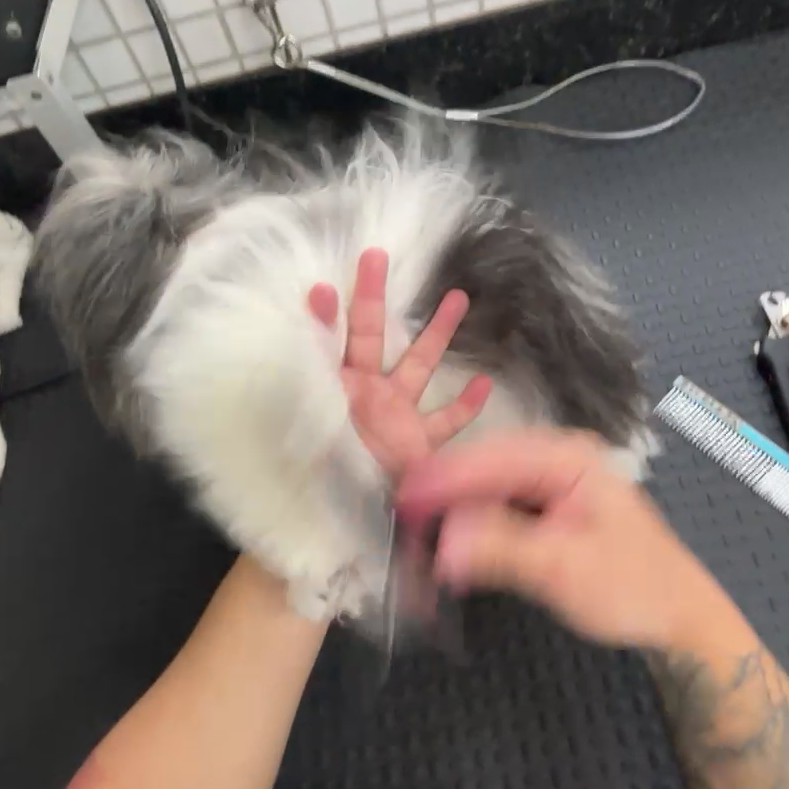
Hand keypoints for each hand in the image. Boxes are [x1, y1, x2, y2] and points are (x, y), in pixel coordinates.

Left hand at [309, 248, 492, 478]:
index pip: (326, 345)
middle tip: (375, 254)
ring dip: (437, 332)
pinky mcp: (418, 444)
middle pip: (369, 335)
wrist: (352, 534)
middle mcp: (364, 394)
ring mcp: (394, 416)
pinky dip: (465, 405)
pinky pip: (445, 421)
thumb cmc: (331, 485)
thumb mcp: (315, 435)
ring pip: (419, 364)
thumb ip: (313, 391)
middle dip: (373, 295)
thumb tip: (304, 345)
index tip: (319, 287)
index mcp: (336, 392)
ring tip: (458, 297)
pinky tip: (484, 383)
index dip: (323, 318)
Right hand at [396, 430, 724, 649]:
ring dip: (455, 510)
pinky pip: (499, 508)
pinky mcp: (548, 510)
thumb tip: (441, 543)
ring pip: (489, 488)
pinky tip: (450, 541)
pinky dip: (473, 526)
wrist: (678, 619)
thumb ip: (500, 548)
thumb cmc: (633, 588)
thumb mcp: (564, 568)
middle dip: (445, 492)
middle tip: (404, 514)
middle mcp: (559, 460)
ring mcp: (553, 484)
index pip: (493, 458)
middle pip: (486, 468)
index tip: (406, 494)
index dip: (445, 476)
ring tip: (418, 528)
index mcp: (570, 458)